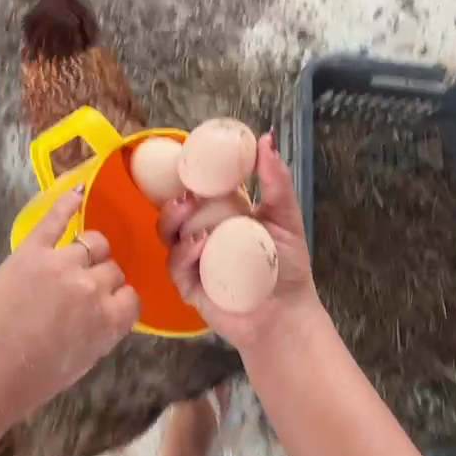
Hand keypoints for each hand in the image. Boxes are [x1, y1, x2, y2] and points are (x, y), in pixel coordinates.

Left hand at [0, 186, 139, 423]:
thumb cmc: (32, 380)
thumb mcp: (83, 361)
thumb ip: (100, 330)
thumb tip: (103, 310)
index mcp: (108, 321)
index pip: (131, 296)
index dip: (119, 299)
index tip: (106, 304)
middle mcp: (92, 287)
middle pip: (111, 268)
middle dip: (101, 277)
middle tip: (79, 291)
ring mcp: (62, 264)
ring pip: (92, 242)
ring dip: (88, 250)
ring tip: (76, 258)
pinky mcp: (32, 250)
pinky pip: (55, 219)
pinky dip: (66, 203)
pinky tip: (76, 193)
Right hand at [159, 132, 320, 350]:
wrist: (286, 316)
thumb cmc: (287, 267)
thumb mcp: (285, 217)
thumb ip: (275, 180)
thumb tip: (267, 139)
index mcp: (221, 214)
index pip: (196, 189)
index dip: (187, 174)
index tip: (187, 158)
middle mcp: (201, 233)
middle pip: (174, 209)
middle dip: (173, 197)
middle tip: (187, 192)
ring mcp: (191, 259)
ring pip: (168, 234)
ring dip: (173, 219)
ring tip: (189, 211)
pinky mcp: (187, 284)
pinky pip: (176, 264)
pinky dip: (185, 252)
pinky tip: (200, 244)